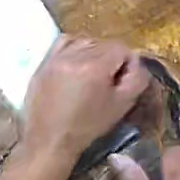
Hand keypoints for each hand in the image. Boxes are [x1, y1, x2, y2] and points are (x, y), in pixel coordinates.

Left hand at [18, 35, 149, 164]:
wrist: (49, 139)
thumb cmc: (88, 126)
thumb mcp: (122, 105)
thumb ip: (137, 79)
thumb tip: (136, 63)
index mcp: (94, 67)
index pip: (121, 49)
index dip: (128, 64)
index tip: (123, 81)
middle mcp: (73, 56)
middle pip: (103, 44)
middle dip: (111, 59)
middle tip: (108, 81)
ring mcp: (55, 58)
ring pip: (84, 41)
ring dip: (93, 52)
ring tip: (92, 73)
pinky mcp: (43, 63)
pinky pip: (63, 43)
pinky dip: (74, 48)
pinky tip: (76, 62)